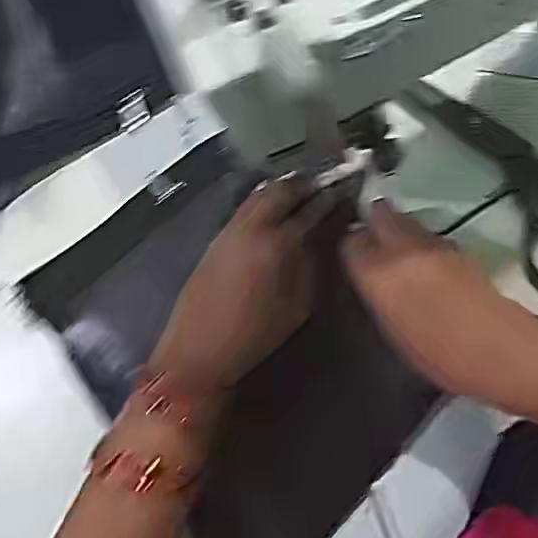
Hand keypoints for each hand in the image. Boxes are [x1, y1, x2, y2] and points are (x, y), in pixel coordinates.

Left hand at [150, 177, 332, 397]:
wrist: (196, 351)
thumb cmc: (253, 337)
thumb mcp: (296, 307)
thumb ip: (310, 266)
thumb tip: (319, 240)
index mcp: (276, 245)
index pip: (309, 210)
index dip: (328, 200)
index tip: (341, 195)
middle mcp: (252, 228)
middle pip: (281, 190)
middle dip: (304, 186)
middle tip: (321, 188)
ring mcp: (231, 229)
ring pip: (260, 193)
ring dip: (282, 190)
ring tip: (300, 196)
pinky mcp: (217, 237)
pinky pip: (246, 206)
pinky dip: (264, 200)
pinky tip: (274, 211)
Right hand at [339, 201, 525, 399]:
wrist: (498, 347)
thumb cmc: (439, 356)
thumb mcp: (392, 332)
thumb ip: (378, 295)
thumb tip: (372, 278)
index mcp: (378, 275)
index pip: (350, 243)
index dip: (352, 248)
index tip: (355, 256)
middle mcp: (401, 249)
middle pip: (379, 214)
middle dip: (374, 221)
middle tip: (374, 238)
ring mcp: (431, 243)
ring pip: (405, 218)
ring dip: (399, 227)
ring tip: (402, 250)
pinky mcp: (456, 244)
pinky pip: (428, 233)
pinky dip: (422, 240)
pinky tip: (428, 262)